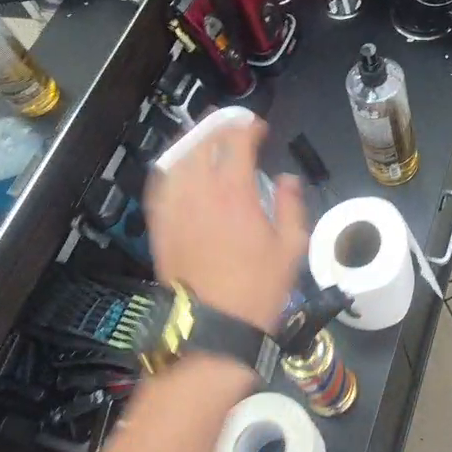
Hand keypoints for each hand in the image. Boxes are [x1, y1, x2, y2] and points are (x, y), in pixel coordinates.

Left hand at [145, 116, 306, 332]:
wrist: (214, 327)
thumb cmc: (258, 289)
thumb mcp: (291, 247)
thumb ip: (291, 206)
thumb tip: (287, 180)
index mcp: (235, 194)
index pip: (237, 143)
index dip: (248, 128)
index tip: (258, 127)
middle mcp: (200, 193)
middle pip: (203, 144)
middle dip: (219, 128)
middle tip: (231, 125)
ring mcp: (175, 209)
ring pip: (178, 160)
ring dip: (193, 142)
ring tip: (205, 138)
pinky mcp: (160, 226)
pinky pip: (159, 186)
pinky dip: (169, 169)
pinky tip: (177, 168)